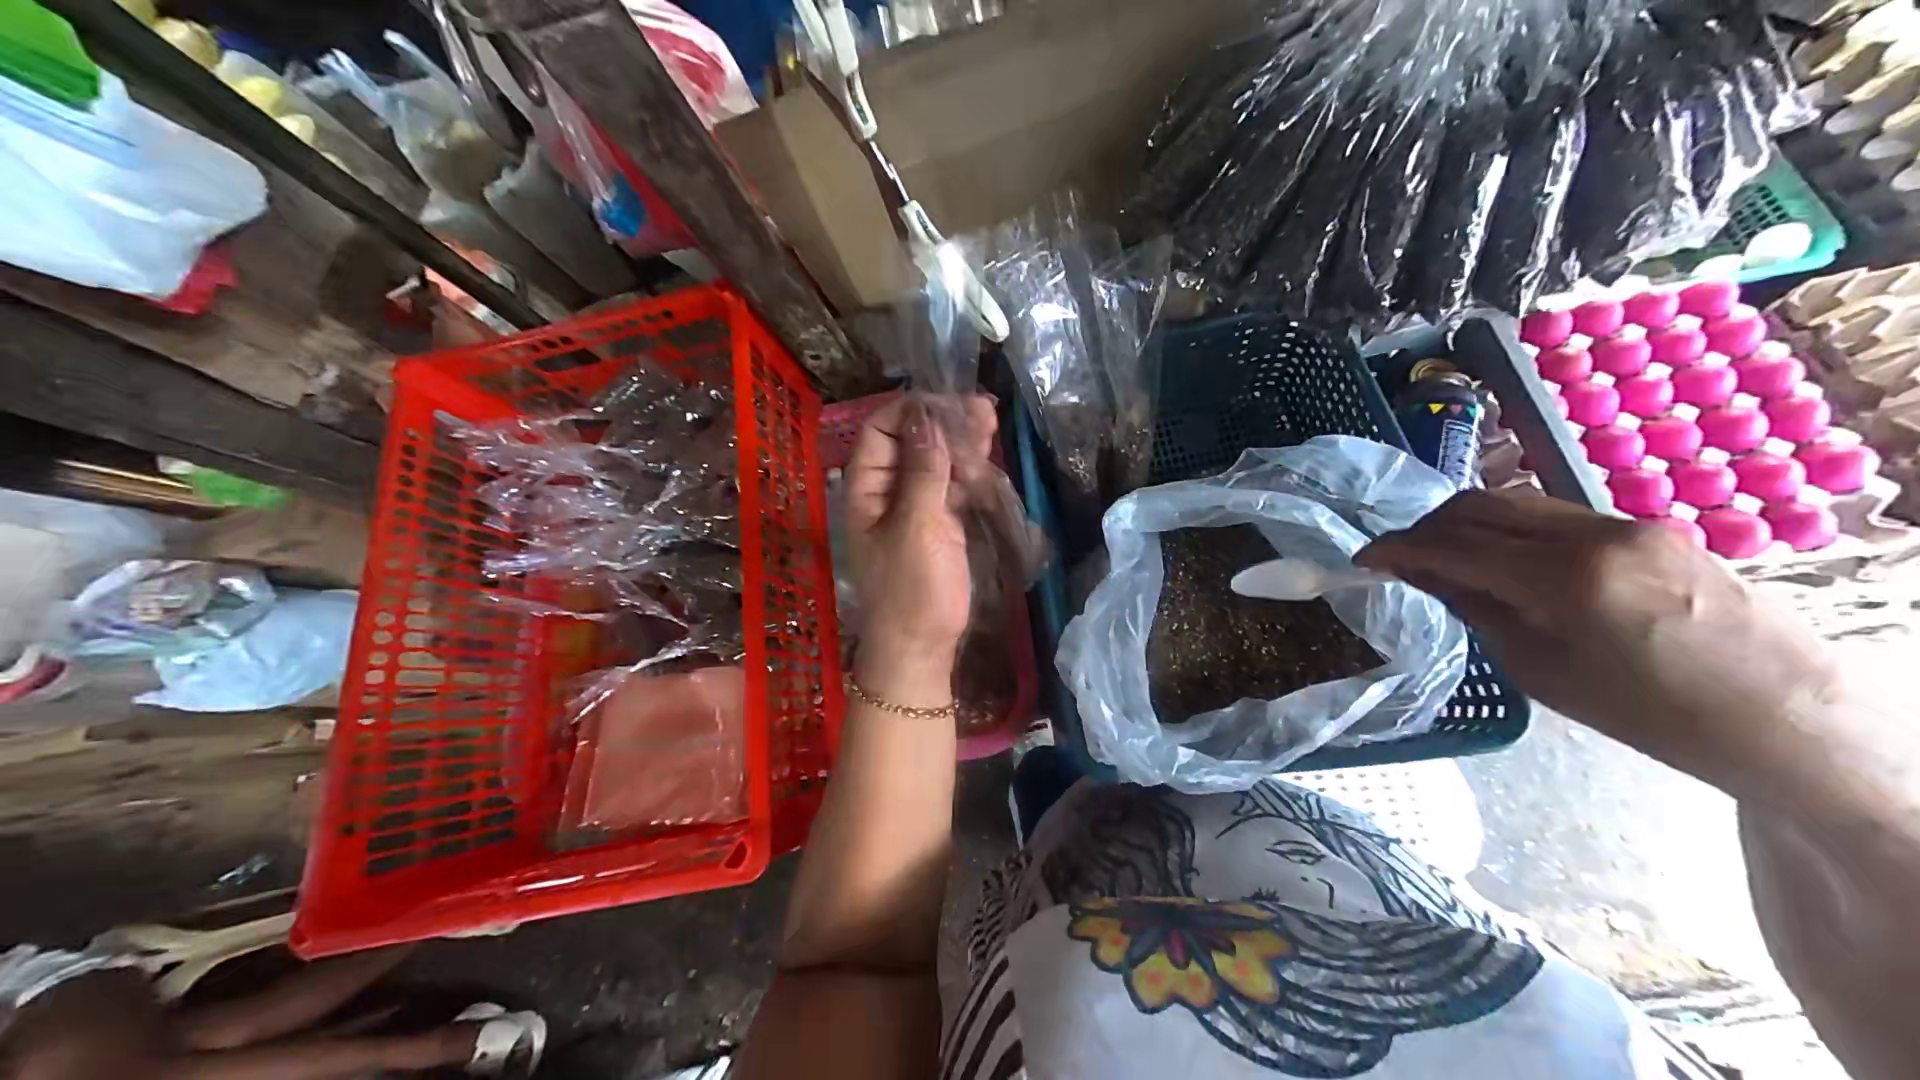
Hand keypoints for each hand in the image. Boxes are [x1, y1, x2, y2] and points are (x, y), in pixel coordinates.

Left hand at [842, 395, 977, 698]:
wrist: (922, 646)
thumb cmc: (911, 588)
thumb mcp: (917, 525)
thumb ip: (923, 470)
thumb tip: (926, 415)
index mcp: (867, 489)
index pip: (880, 431)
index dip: (911, 411)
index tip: (948, 402)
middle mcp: (888, 491)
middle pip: (911, 441)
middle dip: (943, 422)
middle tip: (983, 409)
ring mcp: (915, 507)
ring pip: (936, 462)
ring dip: (961, 442)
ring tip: (991, 421)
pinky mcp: (939, 524)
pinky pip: (952, 486)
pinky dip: (968, 471)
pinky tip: (987, 458)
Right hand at [1356, 491, 1844, 794]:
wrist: (1791, 722)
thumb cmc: (1650, 714)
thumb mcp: (1541, 667)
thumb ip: (1475, 607)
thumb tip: (1420, 573)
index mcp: (1564, 578)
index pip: (1454, 544)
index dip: (1398, 547)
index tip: (1363, 558)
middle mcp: (1595, 533)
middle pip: (1481, 504)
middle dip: (1427, 527)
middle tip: (1400, 557)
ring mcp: (1628, 524)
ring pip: (1517, 502)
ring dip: (1467, 523)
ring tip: (1444, 556)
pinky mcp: (1649, 528)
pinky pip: (1555, 514)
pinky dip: (1510, 528)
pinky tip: (1502, 558)